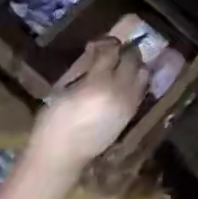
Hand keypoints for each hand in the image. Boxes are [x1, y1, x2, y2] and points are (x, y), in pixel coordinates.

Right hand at [30, 37, 147, 169]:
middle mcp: (121, 90)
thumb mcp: (63, 92)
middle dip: (125, 51)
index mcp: (99, 83)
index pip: (111, 52)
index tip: (98, 42)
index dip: (106, 43)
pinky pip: (142, 89)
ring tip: (121, 65)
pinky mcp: (133, 112)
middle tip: (113, 51)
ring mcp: (131, 101)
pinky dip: (136, 80)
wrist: (63, 155)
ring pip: (143, 73)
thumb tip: (95, 54)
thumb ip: (83, 71)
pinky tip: (125, 81)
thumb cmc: (53, 124)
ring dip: (134, 65)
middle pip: (133, 60)